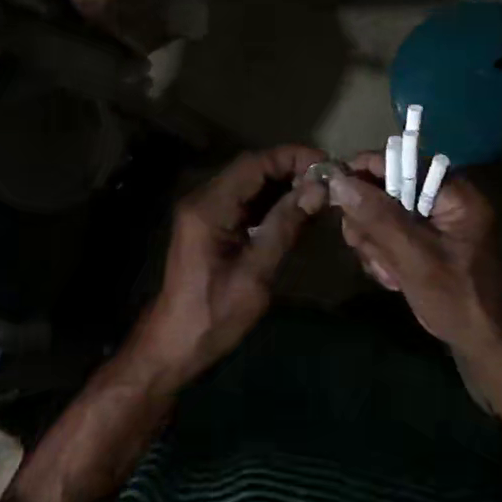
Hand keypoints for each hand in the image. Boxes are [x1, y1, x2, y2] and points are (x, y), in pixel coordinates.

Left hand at [125, 146, 326, 390]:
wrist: (174, 344)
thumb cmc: (214, 314)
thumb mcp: (256, 274)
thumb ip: (284, 227)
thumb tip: (317, 190)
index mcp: (209, 207)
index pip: (254, 164)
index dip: (291, 157)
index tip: (326, 165)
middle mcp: (203, 199)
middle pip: (251, 168)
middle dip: (290, 168)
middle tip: (328, 179)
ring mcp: (204, 210)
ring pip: (248, 183)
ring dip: (282, 183)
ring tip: (319, 192)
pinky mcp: (209, 223)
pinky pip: (243, 200)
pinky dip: (270, 200)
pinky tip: (296, 210)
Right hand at [331, 154, 501, 358]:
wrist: (477, 341)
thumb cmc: (454, 298)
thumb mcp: (414, 257)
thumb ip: (378, 217)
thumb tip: (339, 181)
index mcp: (454, 193)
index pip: (402, 162)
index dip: (365, 171)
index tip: (335, 187)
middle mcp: (442, 198)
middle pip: (385, 186)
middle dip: (369, 219)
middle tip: (363, 245)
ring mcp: (431, 218)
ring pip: (380, 210)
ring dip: (373, 241)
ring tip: (385, 270)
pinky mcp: (421, 237)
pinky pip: (385, 230)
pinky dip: (380, 252)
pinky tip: (390, 276)